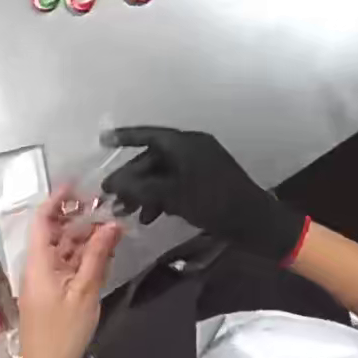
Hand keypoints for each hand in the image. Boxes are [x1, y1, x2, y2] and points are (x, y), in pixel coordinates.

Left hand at [17, 185, 121, 357]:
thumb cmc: (63, 332)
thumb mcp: (85, 291)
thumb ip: (98, 255)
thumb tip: (111, 224)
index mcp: (38, 263)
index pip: (43, 220)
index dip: (56, 199)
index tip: (76, 185)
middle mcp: (38, 267)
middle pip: (55, 233)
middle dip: (78, 217)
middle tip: (104, 207)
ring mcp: (45, 281)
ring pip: (64, 249)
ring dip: (85, 237)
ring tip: (111, 229)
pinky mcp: (53, 293)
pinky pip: (68, 265)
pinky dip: (84, 256)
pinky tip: (104, 253)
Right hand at [101, 127, 307, 261]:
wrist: (255, 222)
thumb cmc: (214, 204)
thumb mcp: (174, 196)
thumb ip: (141, 188)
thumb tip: (113, 183)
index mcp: (187, 144)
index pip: (149, 135)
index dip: (124, 137)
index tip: (103, 141)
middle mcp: (193, 149)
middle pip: (153, 158)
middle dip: (131, 178)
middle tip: (111, 198)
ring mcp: (201, 166)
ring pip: (163, 175)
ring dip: (144, 192)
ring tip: (128, 212)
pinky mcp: (206, 183)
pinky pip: (175, 184)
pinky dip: (161, 198)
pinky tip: (150, 217)